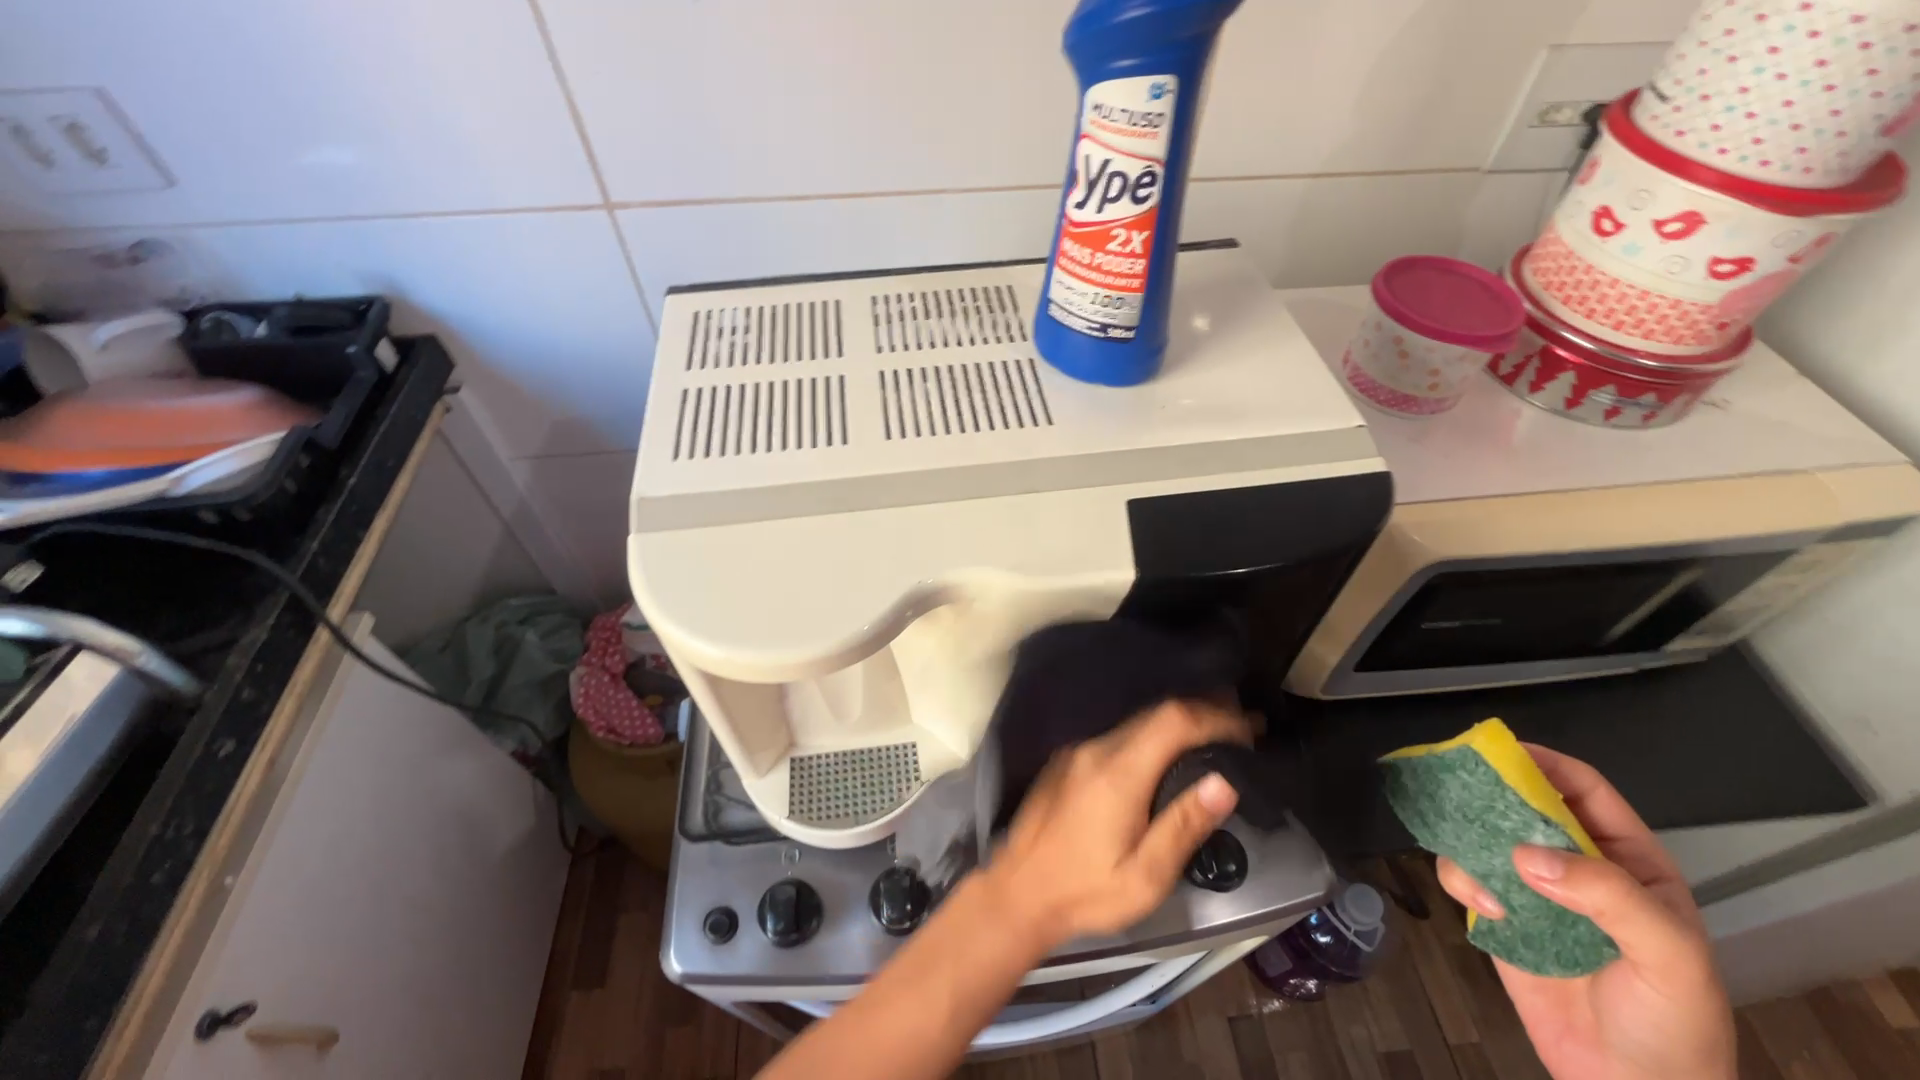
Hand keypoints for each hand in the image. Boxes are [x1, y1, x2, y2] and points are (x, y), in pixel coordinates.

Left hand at [981, 702, 1247, 950]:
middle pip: (1156, 713)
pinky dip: (1150, 737)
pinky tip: (1166, 757)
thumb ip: (1183, 826)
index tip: (1249, 728)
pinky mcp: (1065, 762)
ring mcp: (1076, 753)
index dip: (1215, 716)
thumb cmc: (1085, 893)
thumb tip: (1224, 782)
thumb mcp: (1144, 876)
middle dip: (1203, 712)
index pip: (1173, 721)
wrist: (1016, 894)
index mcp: (1117, 773)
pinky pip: (1117, 737)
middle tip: (1243, 726)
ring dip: (1176, 724)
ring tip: (1215, 737)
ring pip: (1135, 723)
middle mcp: (1095, 750)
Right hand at [1436, 744, 1735, 1079]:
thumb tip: (1526, 853)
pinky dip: (1462, 883)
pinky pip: (1469, 882)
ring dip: (1470, 846)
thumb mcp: (1667, 956)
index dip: (1545, 765)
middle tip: (1453, 790)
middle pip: (1523, 808)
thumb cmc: (1674, 1024)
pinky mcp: (1502, 923)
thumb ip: (1608, 896)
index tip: (1498, 751)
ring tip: (1478, 876)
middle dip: (1489, 796)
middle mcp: (1576, 868)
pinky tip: (1482, 912)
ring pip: (1485, 840)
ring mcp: (1535, 895)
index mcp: (1628, 862)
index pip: (1584, 792)